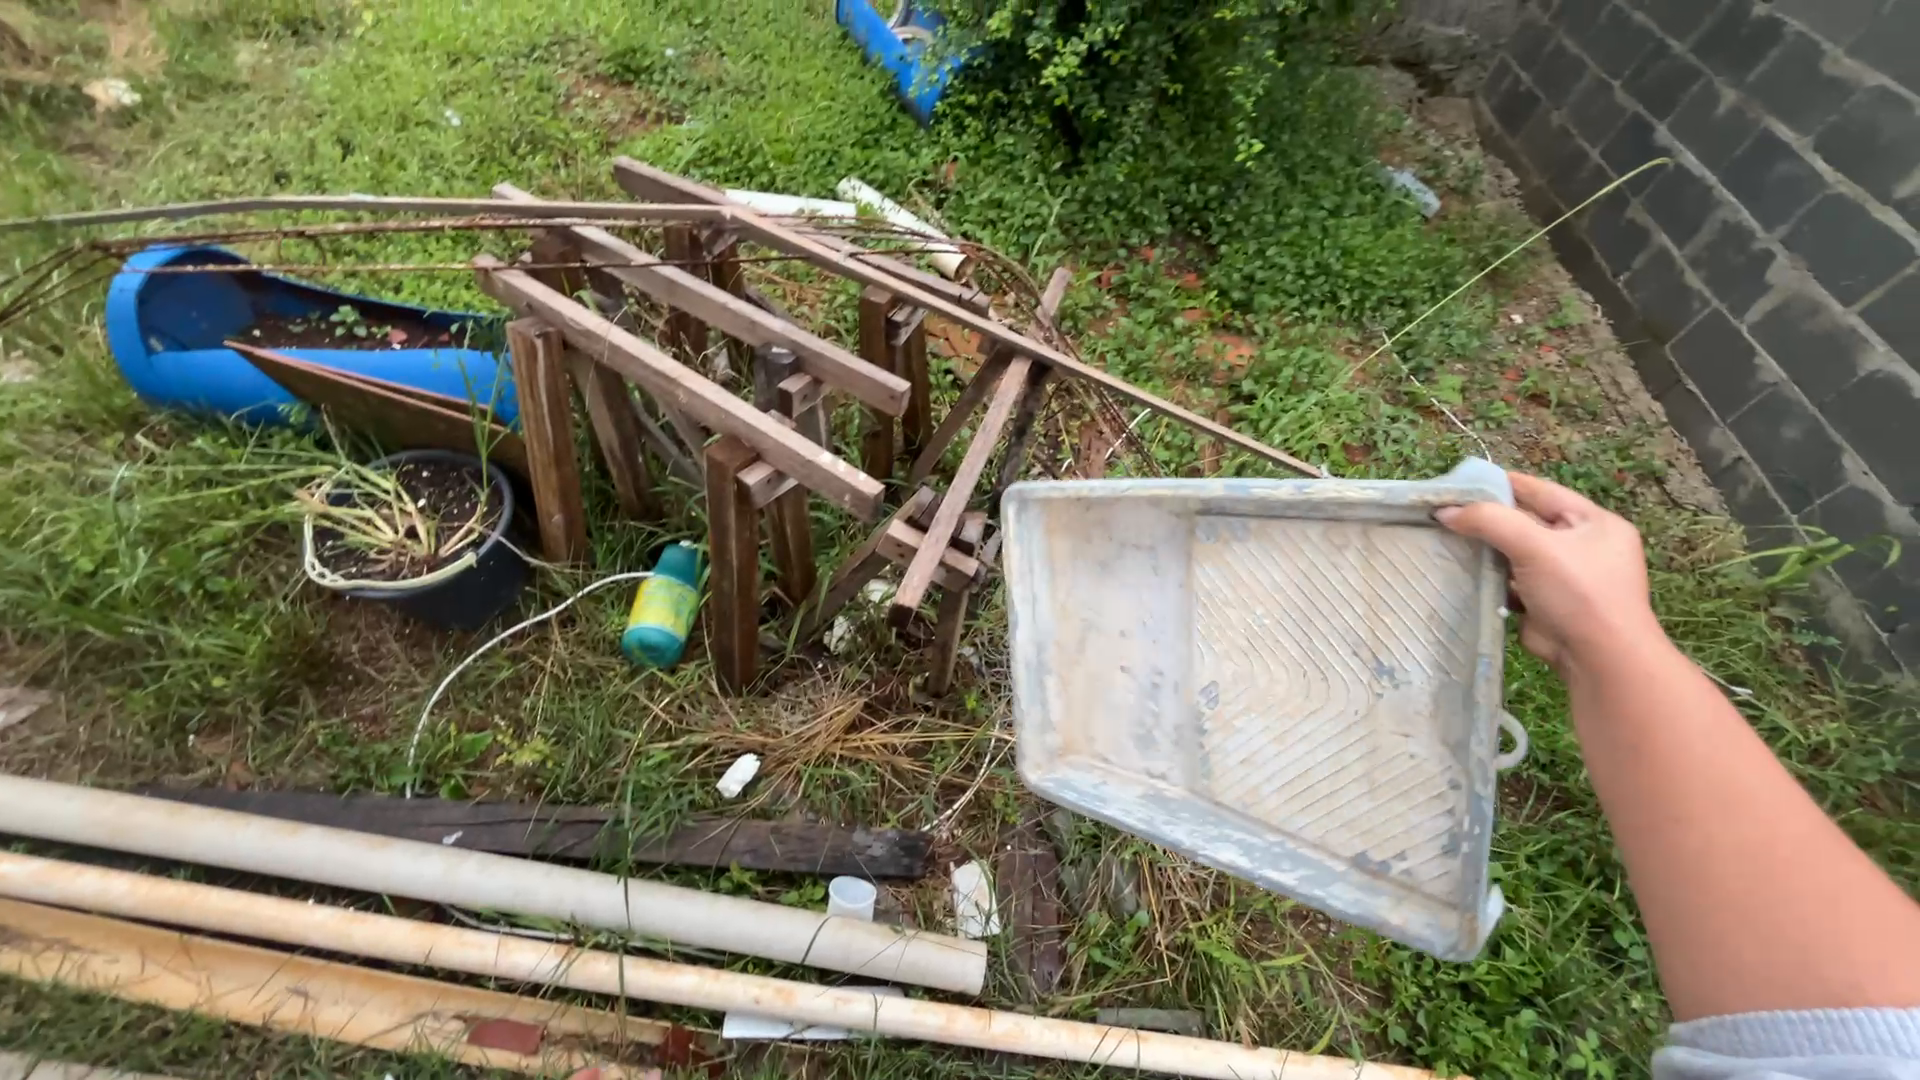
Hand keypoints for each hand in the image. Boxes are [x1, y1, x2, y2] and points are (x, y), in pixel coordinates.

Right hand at [1435, 471, 1663, 676]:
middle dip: (1486, 517)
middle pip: (1524, 520)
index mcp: (1593, 522)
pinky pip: (1509, 578)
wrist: (1597, 656)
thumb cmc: (1578, 592)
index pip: (1540, 491)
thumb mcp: (1536, 546)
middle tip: (1443, 512)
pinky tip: (1460, 570)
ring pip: (1513, 550)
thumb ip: (1489, 522)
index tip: (1459, 483)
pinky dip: (1487, 574)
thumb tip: (1445, 512)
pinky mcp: (1544, 599)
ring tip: (1443, 538)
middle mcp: (1580, 545)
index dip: (1501, 484)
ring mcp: (1562, 574)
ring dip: (1484, 547)